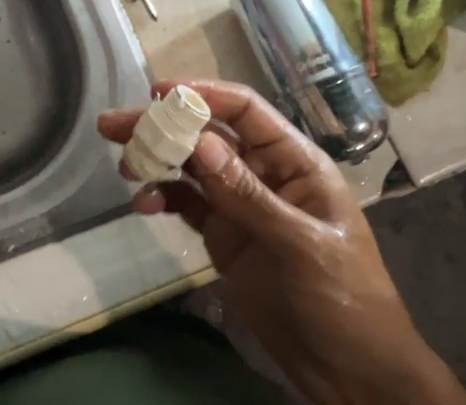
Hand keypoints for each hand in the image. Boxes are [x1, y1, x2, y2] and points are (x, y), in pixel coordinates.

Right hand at [98, 80, 465, 404]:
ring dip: (156, 159)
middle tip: (112, 124)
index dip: (203, 96)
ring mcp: (241, 206)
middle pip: (207, 135)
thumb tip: (199, 142)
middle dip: (163, 126)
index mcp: (294, 161)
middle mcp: (264, 173)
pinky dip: (164, 198)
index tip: (159, 92)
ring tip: (122, 163)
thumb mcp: (300, 246)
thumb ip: (247, 195)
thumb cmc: (344, 300)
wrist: (353, 373)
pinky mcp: (225, 238)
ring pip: (191, 168)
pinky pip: (188, 205)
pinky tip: (144, 204)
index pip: (245, 111)